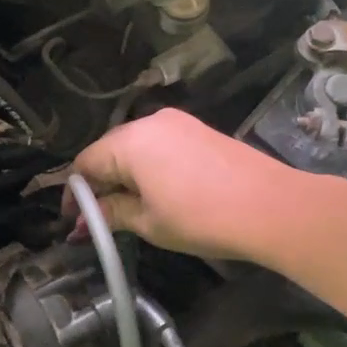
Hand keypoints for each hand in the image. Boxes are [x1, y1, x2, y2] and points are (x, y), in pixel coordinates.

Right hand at [66, 108, 301, 261]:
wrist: (272, 207)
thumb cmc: (202, 218)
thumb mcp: (148, 222)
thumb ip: (111, 214)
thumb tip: (82, 222)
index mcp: (128, 142)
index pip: (84, 164)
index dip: (74, 195)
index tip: (75, 223)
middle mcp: (149, 123)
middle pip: (108, 152)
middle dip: (100, 185)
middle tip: (99, 220)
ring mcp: (178, 123)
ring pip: (135, 148)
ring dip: (125, 177)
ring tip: (129, 211)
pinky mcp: (199, 130)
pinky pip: (160, 146)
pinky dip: (149, 169)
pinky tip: (158, 194)